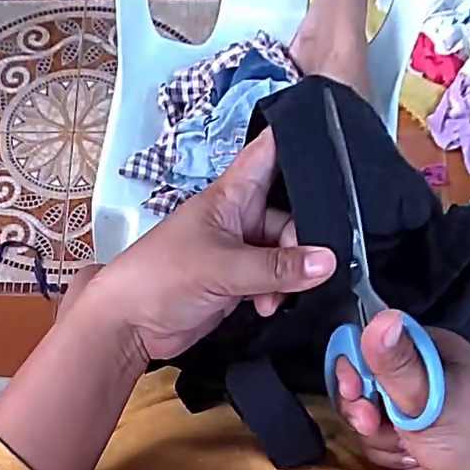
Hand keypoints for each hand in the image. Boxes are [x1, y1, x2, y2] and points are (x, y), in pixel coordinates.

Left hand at [72, 128, 335, 362]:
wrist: (132, 324)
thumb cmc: (163, 277)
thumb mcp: (223, 268)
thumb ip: (277, 267)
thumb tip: (328, 262)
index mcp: (230, 195)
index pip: (270, 154)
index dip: (300, 145)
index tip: (337, 152)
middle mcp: (239, 218)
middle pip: (289, 217)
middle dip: (301, 245)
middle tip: (298, 274)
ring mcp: (240, 251)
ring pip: (285, 254)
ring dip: (288, 278)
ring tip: (273, 300)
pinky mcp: (240, 283)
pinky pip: (274, 281)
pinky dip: (277, 294)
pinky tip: (268, 308)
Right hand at [335, 309, 469, 469]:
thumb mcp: (434, 400)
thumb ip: (399, 365)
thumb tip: (380, 317)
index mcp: (427, 349)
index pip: (369, 342)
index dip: (353, 366)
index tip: (353, 390)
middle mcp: (415, 372)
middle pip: (360, 381)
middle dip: (362, 407)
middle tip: (372, 424)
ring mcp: (408, 406)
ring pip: (363, 415)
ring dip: (378, 436)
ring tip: (407, 447)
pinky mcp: (403, 436)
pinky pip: (373, 439)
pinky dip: (387, 452)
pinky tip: (412, 458)